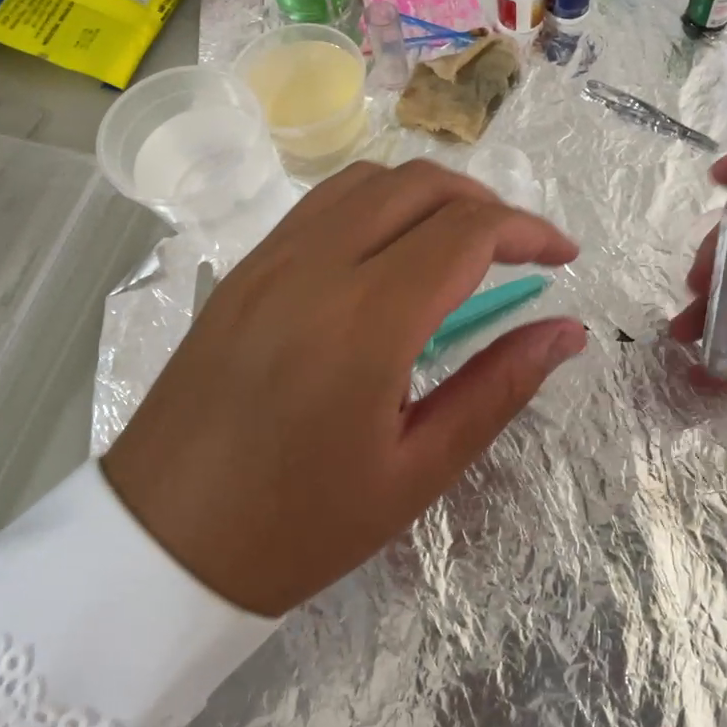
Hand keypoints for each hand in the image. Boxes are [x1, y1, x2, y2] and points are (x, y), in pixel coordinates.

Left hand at [103, 160, 586, 616]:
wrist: (159, 547)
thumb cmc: (298, 525)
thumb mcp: (418, 471)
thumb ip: (499, 387)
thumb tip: (568, 332)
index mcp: (366, 322)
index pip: (467, 232)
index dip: (529, 232)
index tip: (564, 257)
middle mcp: (316, 268)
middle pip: (422, 184)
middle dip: (488, 203)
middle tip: (521, 251)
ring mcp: (271, 260)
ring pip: (370, 179)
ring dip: (433, 194)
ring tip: (464, 243)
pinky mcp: (245, 269)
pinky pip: (325, 203)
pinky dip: (381, 202)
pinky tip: (395, 251)